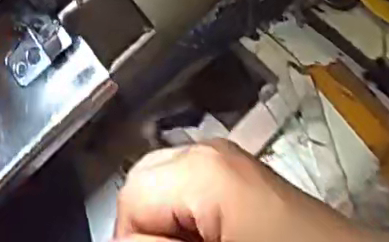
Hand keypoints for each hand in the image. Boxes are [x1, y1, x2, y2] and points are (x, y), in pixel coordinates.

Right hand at [113, 139, 379, 241]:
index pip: (130, 197)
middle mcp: (219, 155)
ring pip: (175, 193)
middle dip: (150, 230)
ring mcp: (243, 172)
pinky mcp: (263, 195)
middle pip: (147, 185)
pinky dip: (199, 227)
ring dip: (173, 229)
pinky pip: (205, 203)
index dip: (133, 241)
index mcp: (206, 166)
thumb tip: (125, 240)